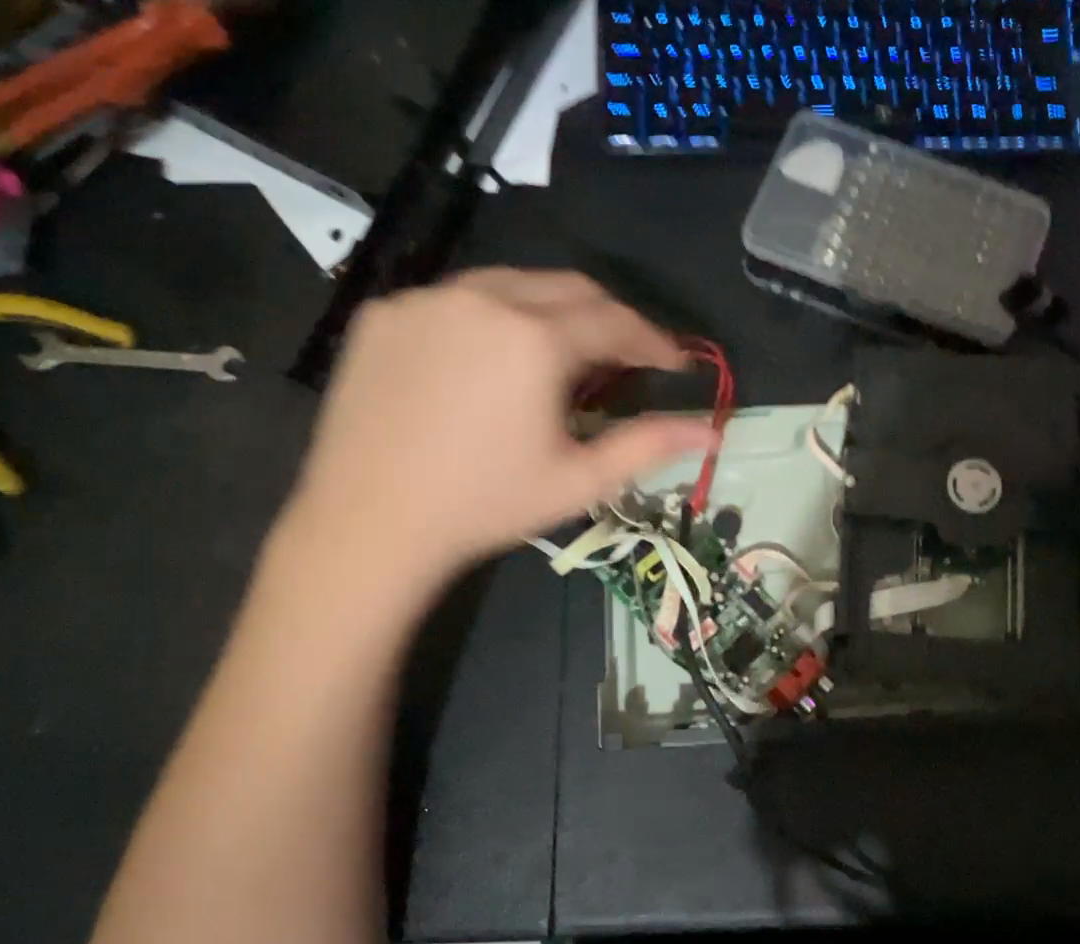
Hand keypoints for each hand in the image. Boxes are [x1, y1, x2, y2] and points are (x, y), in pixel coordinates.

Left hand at [280, 269, 716, 590]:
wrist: (367, 524)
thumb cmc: (485, 506)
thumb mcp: (579, 481)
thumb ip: (649, 445)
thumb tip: (711, 432)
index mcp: (535, 338)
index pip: (615, 321)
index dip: (653, 341)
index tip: (674, 364)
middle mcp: (482, 299)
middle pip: (569, 288)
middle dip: (608, 317)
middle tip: (627, 355)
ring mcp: (426, 301)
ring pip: (510, 284)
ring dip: (550, 309)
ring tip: (564, 353)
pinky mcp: (384, 315)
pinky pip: (456, 300)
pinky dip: (490, 318)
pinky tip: (492, 359)